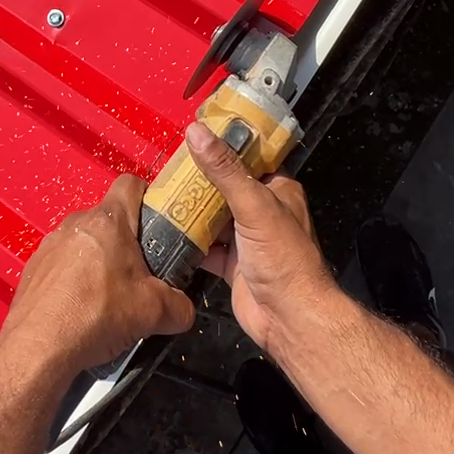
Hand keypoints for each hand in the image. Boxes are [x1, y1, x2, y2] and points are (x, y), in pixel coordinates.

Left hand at [0, 175, 195, 378]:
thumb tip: (182, 310)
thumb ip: (178, 306)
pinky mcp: (35, 267)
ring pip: (85, 241)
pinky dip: (74, 280)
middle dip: (126, 242)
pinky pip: (62, 263)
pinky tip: (81, 309)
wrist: (39, 347)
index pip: (131, 184)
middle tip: (139, 274)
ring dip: (99, 262)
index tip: (157, 219)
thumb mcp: (153, 313)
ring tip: (108, 298)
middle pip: (109, 219)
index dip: (148, 196)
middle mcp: (77, 223)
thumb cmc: (92, 316)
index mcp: (108, 221)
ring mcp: (52, 244)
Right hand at [185, 123, 336, 355]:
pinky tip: (170, 233)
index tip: (196, 135)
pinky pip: (206, 247)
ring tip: (164, 194)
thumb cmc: (286, 261)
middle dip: (200, 179)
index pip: (249, 157)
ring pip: (214, 216)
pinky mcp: (233, 264)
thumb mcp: (253, 205)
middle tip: (170, 167)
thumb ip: (224, 170)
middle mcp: (263, 212)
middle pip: (226, 186)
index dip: (225, 145)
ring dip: (192, 210)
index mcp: (278, 190)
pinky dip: (189, 242)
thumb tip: (199, 134)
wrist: (289, 319)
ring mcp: (247, 239)